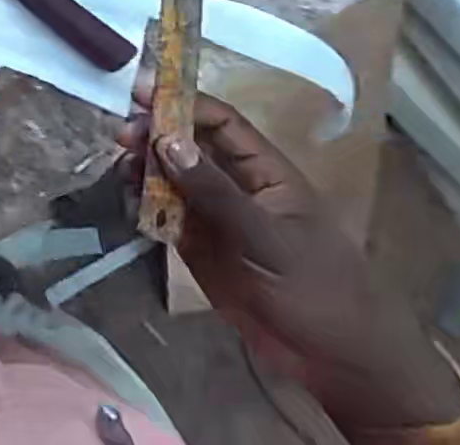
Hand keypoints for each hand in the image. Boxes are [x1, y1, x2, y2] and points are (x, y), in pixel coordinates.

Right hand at [119, 92, 459, 432]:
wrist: (337, 366)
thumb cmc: (319, 292)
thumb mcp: (268, 240)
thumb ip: (215, 191)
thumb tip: (167, 139)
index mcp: (265, 172)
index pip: (221, 122)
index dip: (183, 102)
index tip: (140, 93)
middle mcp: (235, 184)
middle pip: (188, 144)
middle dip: (154, 134)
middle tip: (122, 136)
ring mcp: (215, 214)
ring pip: (170, 175)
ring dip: (144, 167)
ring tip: (122, 171)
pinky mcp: (197, 243)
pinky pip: (163, 211)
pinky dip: (142, 201)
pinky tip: (129, 202)